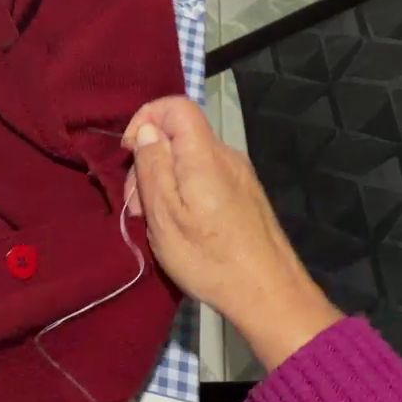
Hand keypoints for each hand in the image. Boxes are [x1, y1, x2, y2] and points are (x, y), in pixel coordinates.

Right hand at [124, 96, 342, 370]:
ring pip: (189, 159)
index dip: (147, 118)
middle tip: (138, 205)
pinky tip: (180, 226)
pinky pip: (204, 177)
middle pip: (179, 135)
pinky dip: (183, 193)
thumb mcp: (165, 214)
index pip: (176, 105)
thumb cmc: (211, 258)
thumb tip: (148, 131)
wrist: (270, 296)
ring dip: (164, 181)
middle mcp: (226, 156)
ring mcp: (239, 175)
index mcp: (205, 155)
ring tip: (156, 222)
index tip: (131, 152)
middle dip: (150, 161)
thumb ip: (154, 166)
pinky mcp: (244, 194)